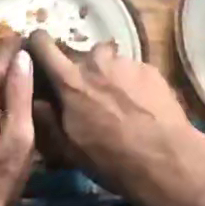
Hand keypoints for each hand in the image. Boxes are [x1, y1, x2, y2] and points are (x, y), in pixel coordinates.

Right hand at [24, 31, 204, 205]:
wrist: (169, 162)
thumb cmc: (112, 159)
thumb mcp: (69, 148)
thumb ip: (47, 118)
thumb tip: (35, 99)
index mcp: (70, 80)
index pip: (43, 44)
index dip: (37, 43)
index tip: (38, 51)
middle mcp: (95, 62)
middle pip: (80, 56)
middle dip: (81, 72)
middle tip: (91, 98)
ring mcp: (125, 63)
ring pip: (108, 62)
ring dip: (108, 76)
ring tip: (120, 103)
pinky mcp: (150, 69)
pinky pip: (132, 70)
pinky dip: (132, 83)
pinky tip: (142, 107)